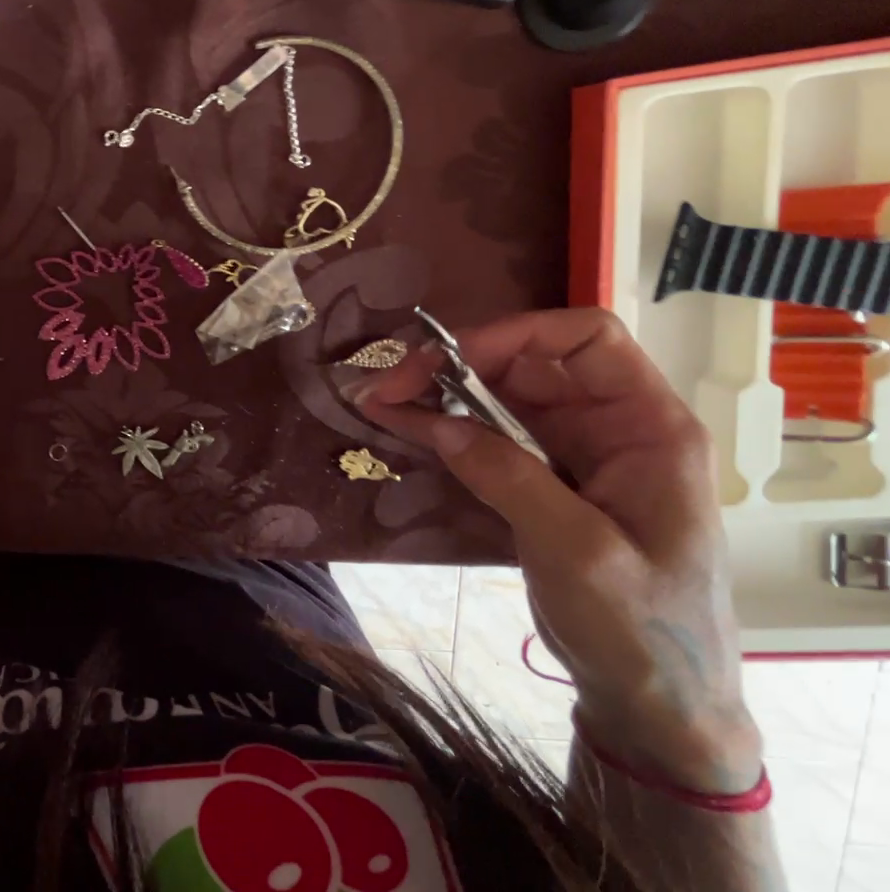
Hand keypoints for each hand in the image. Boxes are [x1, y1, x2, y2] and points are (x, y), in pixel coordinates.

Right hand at [355, 308, 761, 793]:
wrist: (653, 695)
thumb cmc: (640, 624)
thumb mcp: (578, 550)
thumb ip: (509, 477)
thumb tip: (435, 421)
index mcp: (648, 428)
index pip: (585, 339)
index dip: (510, 335)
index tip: (441, 363)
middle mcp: (612, 427)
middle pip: (527, 363)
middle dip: (454, 366)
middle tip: (387, 389)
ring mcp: (574, 454)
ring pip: (498, 398)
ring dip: (437, 396)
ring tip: (377, 404)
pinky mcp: (540, 481)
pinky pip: (486, 437)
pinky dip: (440, 428)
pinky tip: (398, 428)